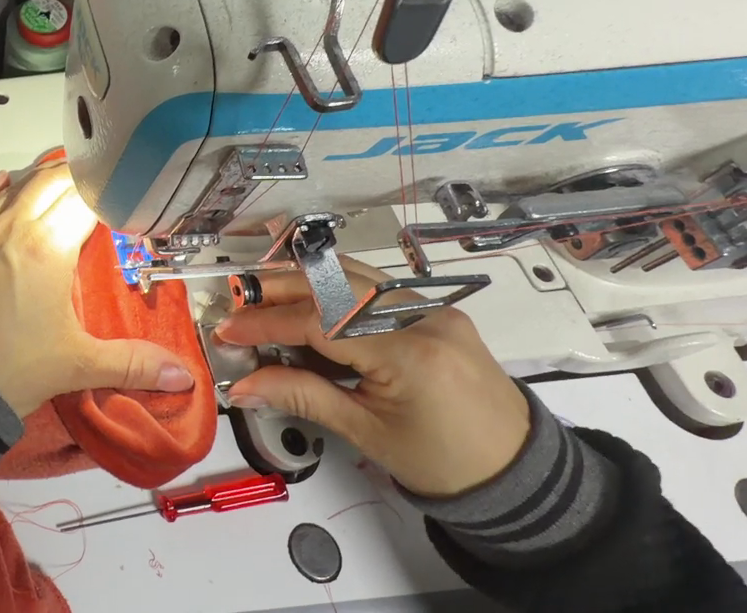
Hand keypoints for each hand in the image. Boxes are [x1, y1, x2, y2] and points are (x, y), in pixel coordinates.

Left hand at [0, 157, 195, 416]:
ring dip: (38, 181)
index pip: (85, 197)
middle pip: (50, 181)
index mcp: (49, 245)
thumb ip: (133, 364)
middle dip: (76, 180)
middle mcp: (12, 223)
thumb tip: (184, 375)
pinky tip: (4, 183)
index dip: (107, 194)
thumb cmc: (10, 369)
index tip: (122, 201)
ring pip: (13, 185)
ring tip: (57, 184)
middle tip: (94, 189)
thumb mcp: (76, 366)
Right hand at [216, 258, 529, 496]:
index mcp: (409, 352)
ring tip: (263, 298)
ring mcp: (432, 306)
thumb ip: (301, 396)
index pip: (320, 321)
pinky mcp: (433, 308)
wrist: (518, 473)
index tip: (229, 331)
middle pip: (333, 281)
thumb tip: (242, 385)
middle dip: (279, 288)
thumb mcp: (365, 433)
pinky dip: (331, 289)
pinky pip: (372, 286)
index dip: (267, 323)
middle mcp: (422, 315)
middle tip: (238, 304)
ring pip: (352, 274)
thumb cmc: (440, 463)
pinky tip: (306, 303)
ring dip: (303, 281)